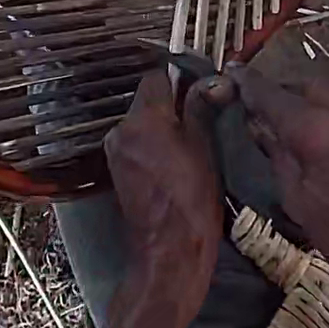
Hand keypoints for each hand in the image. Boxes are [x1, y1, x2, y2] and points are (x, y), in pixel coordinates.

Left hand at [103, 69, 221, 313]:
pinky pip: (134, 141)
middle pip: (146, 99)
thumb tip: (214, 81)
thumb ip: (201, 109)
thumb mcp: (204, 148)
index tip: (197, 85)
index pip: (156, 76)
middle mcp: (122, 127)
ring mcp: (115, 148)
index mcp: (144, 118)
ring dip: (160, 125)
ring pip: (140, 121)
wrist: (168, 250)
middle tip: (199, 119)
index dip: (178, 78)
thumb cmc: (192, 201)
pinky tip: (171, 162)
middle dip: (170, 104)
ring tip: (188, 146)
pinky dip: (150, 144)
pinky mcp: (114, 166)